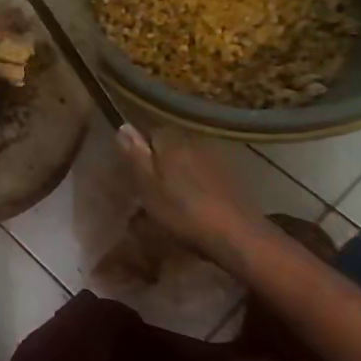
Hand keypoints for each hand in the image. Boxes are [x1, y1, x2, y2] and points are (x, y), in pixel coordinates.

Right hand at [115, 123, 261, 250]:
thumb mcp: (147, 186)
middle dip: (161, 158)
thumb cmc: (182, 211)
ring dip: (180, 169)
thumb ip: (135, 155)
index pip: (151, 131)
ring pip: (189, 156)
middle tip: (151, 184)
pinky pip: (206, 169)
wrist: (236, 234)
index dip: (141, 149)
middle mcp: (196, 141)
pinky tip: (196, 198)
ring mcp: (217, 157)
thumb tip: (123, 126)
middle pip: (172, 143)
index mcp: (172, 141)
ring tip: (173, 193)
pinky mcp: (232, 174)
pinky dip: (197, 179)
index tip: (135, 170)